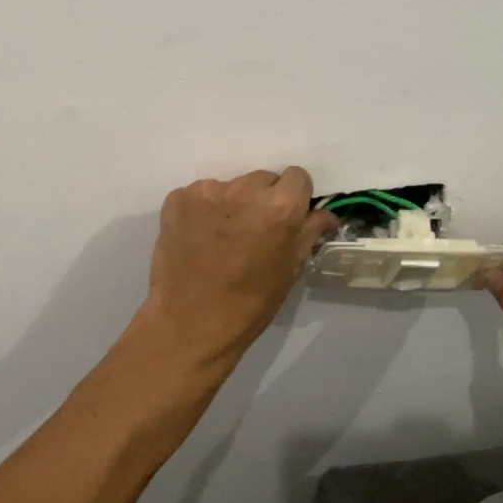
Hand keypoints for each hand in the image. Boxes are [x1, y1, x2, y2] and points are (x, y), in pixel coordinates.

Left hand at [134, 167, 336, 370]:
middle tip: (252, 233)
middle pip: (263, 180)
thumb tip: (325, 214)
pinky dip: (202, 211)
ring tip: (222, 238)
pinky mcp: (178, 198)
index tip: (285, 219)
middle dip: (262, 200)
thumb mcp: (290, 270)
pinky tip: (198, 238)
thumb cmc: (250, 303)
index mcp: (280, 206)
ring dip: (232, 204)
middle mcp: (245, 189)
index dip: (294, 197)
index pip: (297, 177)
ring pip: (231, 186)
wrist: (190, 324)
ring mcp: (207, 190)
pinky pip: (199, 195)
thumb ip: (308, 233)